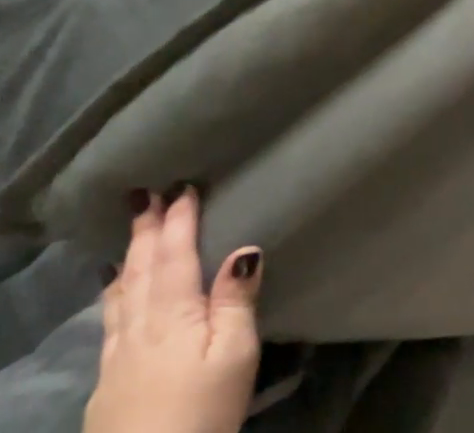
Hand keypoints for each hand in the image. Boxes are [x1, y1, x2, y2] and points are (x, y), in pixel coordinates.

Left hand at [86, 189, 263, 432]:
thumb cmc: (205, 406)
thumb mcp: (235, 353)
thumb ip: (236, 302)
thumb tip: (243, 250)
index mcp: (173, 317)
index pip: (174, 258)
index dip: (178, 222)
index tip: (183, 187)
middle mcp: (139, 328)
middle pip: (140, 271)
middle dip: (145, 232)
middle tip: (144, 195)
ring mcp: (118, 353)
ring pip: (120, 293)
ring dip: (127, 257)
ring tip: (128, 233)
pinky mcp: (110, 375)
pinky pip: (110, 317)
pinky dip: (113, 292)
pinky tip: (112, 291)